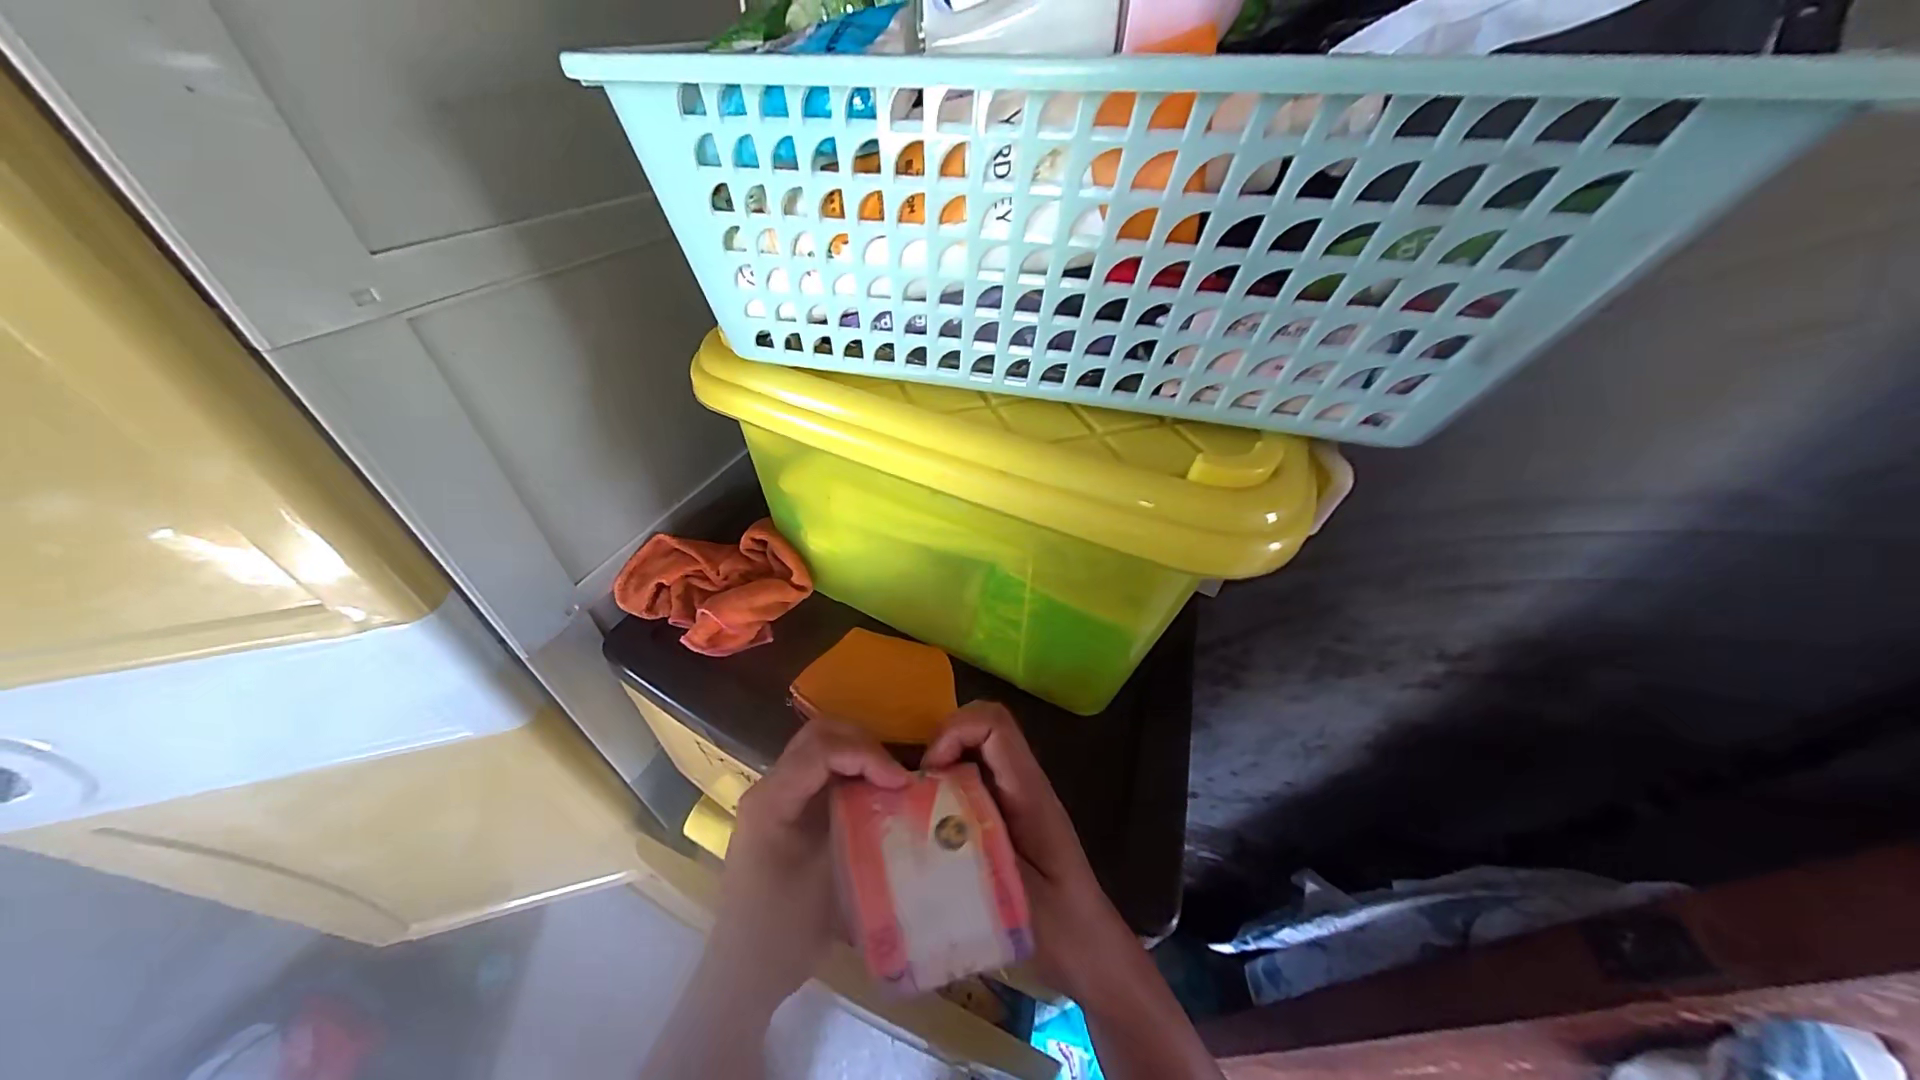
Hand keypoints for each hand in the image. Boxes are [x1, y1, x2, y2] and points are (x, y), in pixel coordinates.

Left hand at [712, 718, 909, 1007]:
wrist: (745, 972)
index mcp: (771, 799)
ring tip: (892, 781)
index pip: (821, 750)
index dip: (866, 755)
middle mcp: (771, 786)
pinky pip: (824, 771)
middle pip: (820, 735)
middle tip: (897, 776)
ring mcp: (779, 796)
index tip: (901, 782)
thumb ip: (861, 826)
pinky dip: (854, 770)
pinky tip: (876, 793)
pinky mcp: (791, 809)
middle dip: (864, 745)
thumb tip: (905, 796)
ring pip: (822, 748)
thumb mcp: (828, 878)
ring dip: (860, 754)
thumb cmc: (783, 930)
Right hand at [921, 701, 1135, 998]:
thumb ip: (970, 856)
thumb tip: (916, 830)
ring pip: (973, 751)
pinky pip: (970, 780)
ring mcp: (1012, 797)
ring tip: (911, 808)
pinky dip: (944, 787)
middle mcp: (1021, 782)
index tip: (928, 772)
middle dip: (939, 743)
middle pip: (980, 727)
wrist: (1089, 950)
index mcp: (1028, 790)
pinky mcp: (1003, 816)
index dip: (954, 731)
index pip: (994, 724)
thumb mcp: (1011, 893)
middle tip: (910, 791)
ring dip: (938, 766)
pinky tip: (926, 828)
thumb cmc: (1057, 928)